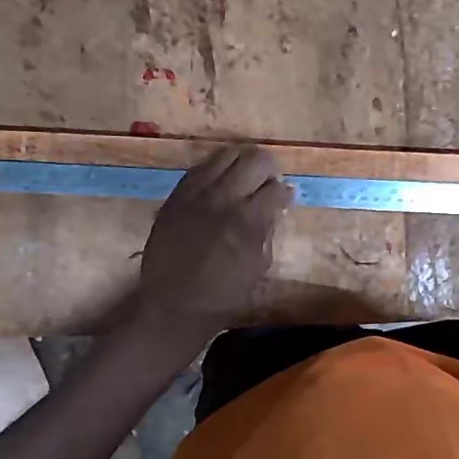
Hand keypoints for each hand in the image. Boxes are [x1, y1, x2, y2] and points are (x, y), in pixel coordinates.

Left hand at [127, 144, 293, 340]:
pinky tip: (220, 184)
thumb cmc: (225, 293)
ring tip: (244, 177)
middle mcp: (223, 198)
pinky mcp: (176, 196)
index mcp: (248, 220)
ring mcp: (196, 193)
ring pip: (226, 153)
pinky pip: (201, 167)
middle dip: (268, 168)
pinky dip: (216, 170)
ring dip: (242, 162)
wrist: (173, 305)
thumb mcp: (260, 263)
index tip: (285, 197)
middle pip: (255, 158)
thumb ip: (269, 227)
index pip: (276, 187)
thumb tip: (279, 201)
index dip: (284, 191)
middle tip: (267, 182)